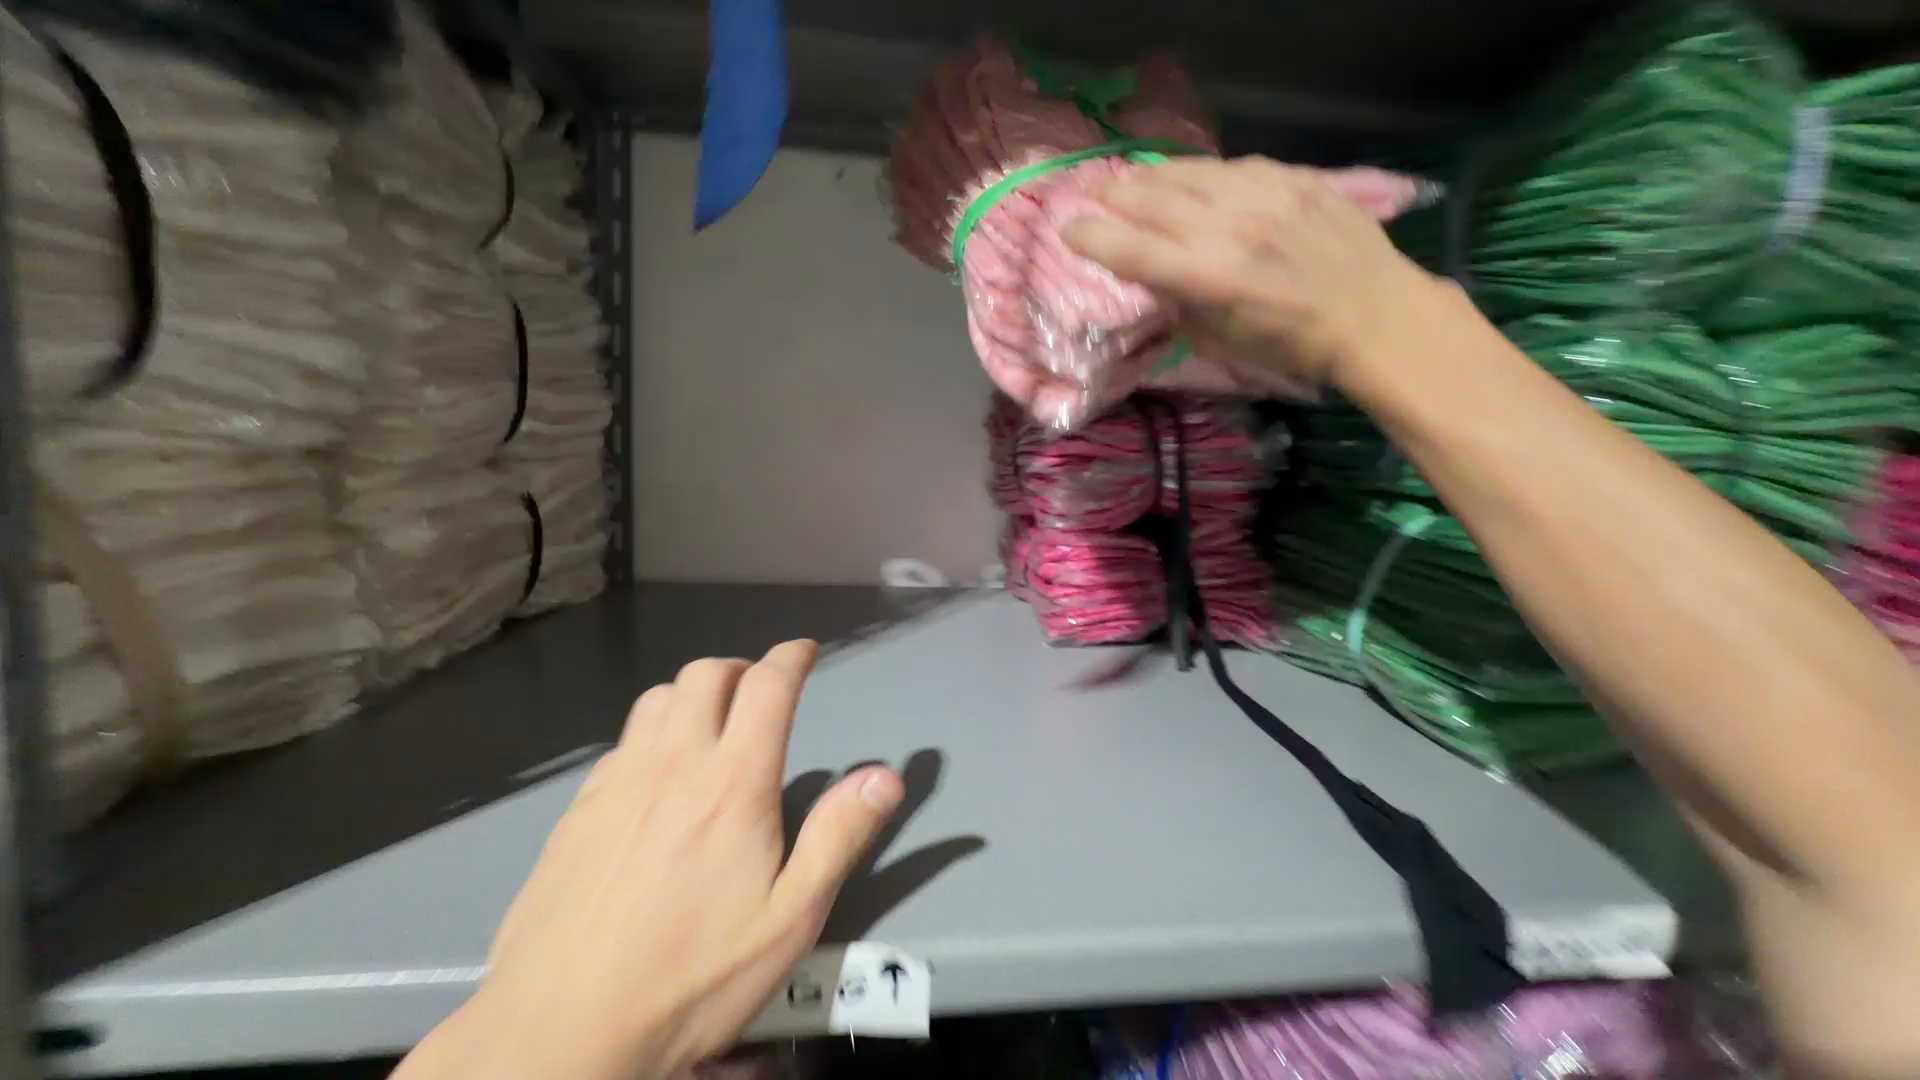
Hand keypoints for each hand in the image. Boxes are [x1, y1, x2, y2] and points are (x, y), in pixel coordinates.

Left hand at [400, 641, 903, 1079]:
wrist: (561, 1026)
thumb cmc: (693, 974)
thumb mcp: (789, 919)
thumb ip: (839, 837)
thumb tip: (886, 775)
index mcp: (732, 783)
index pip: (766, 687)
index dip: (790, 658)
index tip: (804, 651)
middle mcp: (673, 764)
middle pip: (705, 675)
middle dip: (741, 668)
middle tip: (761, 694)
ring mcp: (617, 783)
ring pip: (657, 699)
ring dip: (692, 694)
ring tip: (710, 725)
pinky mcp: (577, 809)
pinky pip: (622, 742)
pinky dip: (652, 734)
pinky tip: (656, 778)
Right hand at [1062, 156, 1449, 394]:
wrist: (1375, 317)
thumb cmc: (1292, 345)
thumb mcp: (1221, 339)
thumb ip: (1180, 302)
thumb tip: (1149, 274)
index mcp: (1211, 278)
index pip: (1133, 249)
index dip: (1093, 238)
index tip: (1070, 231)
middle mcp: (1232, 229)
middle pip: (1154, 199)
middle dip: (1115, 195)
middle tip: (1094, 194)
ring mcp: (1267, 196)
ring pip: (1192, 172)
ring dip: (1154, 176)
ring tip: (1135, 179)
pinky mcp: (1296, 179)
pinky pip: (1235, 166)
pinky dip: (1205, 172)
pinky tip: (1196, 178)